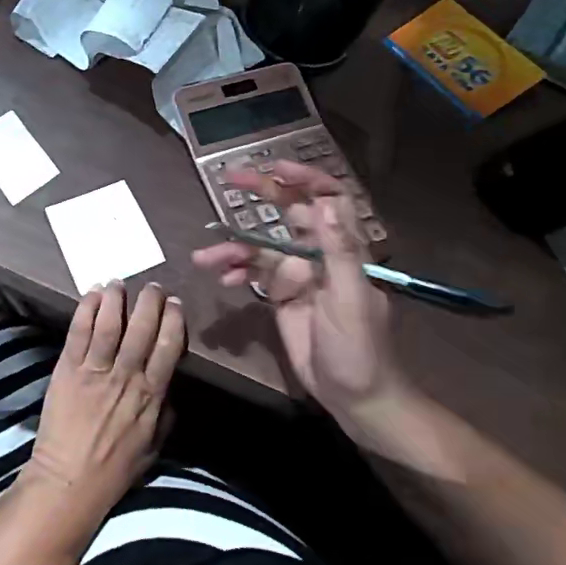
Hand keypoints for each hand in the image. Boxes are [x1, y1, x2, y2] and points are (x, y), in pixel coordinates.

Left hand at [21, 283, 184, 528]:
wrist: (69, 479)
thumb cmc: (114, 468)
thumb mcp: (153, 446)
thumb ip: (164, 413)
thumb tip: (170, 388)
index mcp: (151, 396)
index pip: (168, 348)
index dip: (174, 321)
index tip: (176, 304)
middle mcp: (126, 377)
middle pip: (141, 329)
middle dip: (150, 302)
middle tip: (153, 287)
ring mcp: (95, 371)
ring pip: (110, 324)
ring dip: (117, 299)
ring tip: (120, 282)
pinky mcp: (68, 369)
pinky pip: (79, 332)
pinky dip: (87, 310)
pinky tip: (93, 294)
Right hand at [191, 161, 403, 419]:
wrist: (355, 397)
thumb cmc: (361, 349)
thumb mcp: (350, 300)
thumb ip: (338, 251)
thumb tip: (324, 203)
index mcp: (344, 250)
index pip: (329, 200)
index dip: (306, 178)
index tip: (275, 167)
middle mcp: (319, 254)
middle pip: (288, 213)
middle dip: (261, 194)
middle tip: (229, 179)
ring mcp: (298, 274)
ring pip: (261, 247)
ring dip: (233, 248)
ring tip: (204, 257)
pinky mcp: (281, 295)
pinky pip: (253, 273)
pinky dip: (236, 273)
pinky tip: (224, 281)